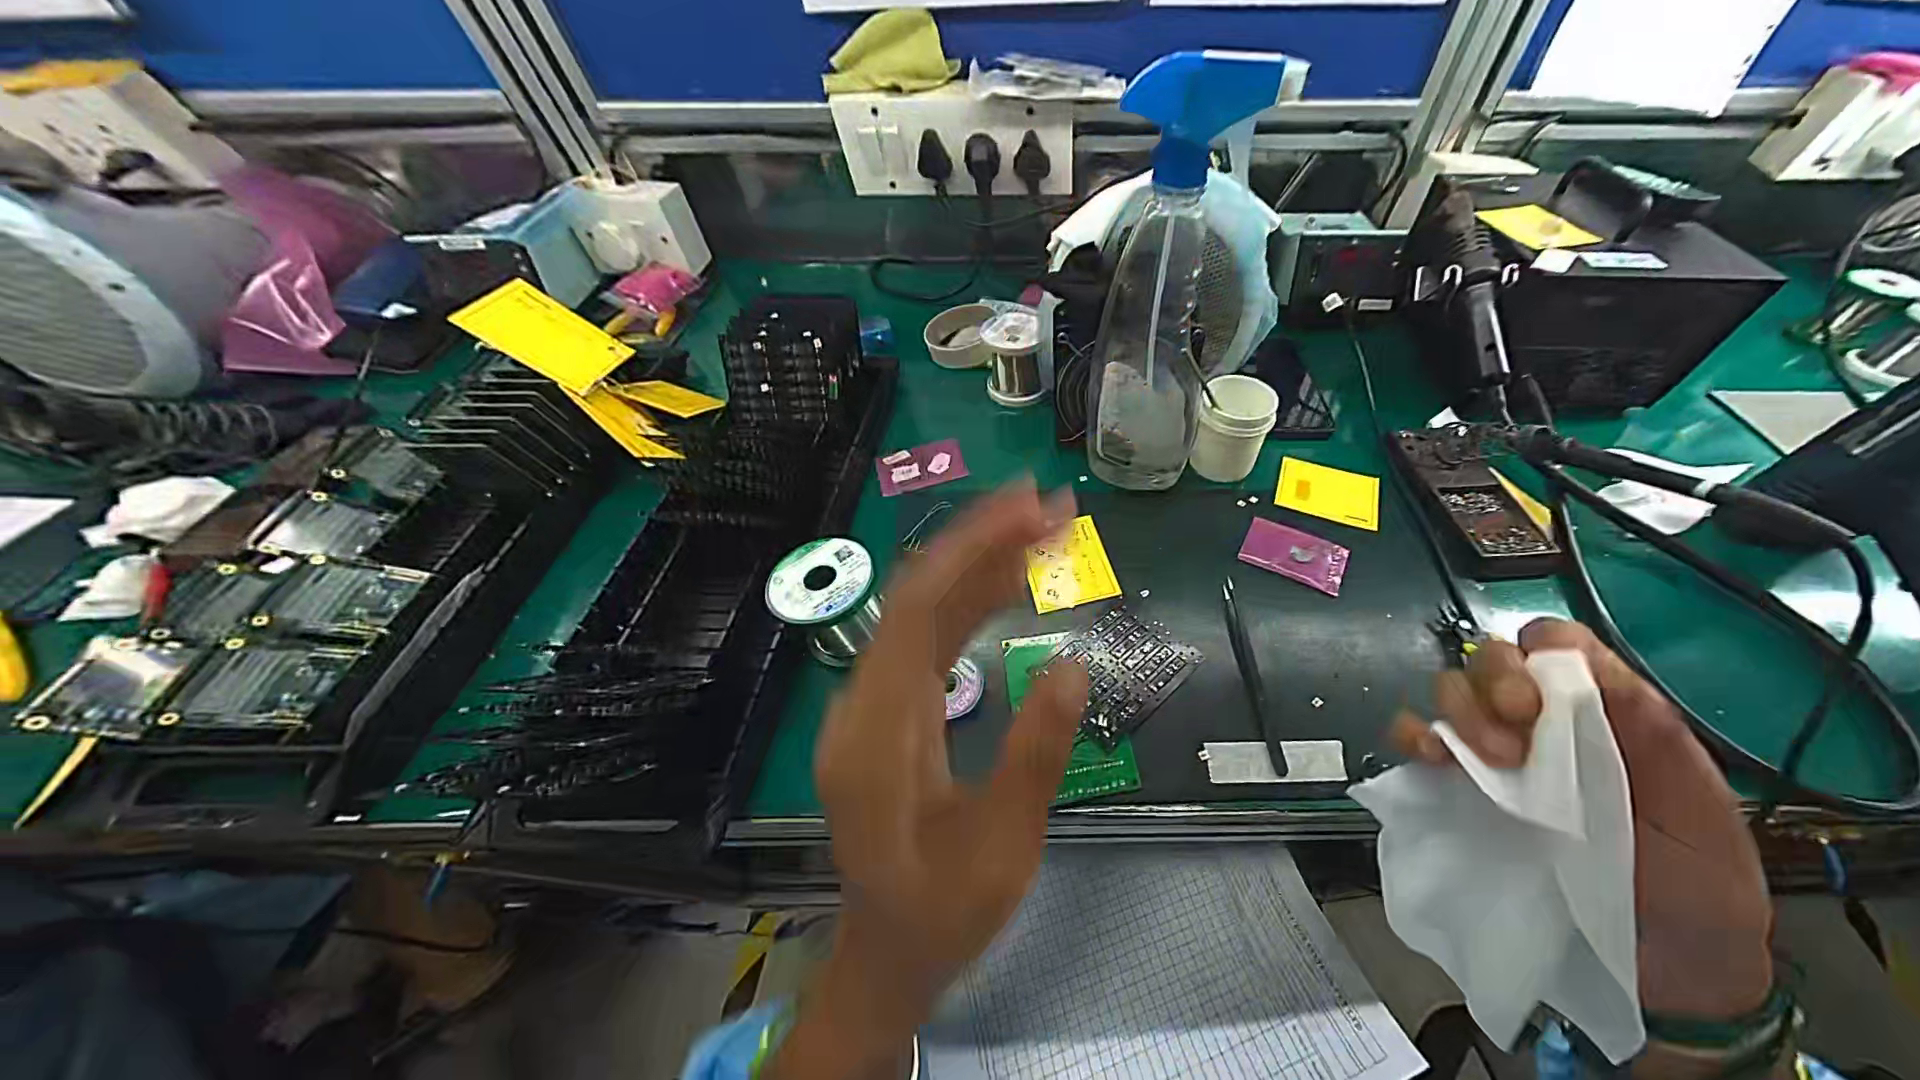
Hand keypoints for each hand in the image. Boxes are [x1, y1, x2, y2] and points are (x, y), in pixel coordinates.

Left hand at [767, 479, 1088, 1079]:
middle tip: (1048, 507)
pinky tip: (1009, 585)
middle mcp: (861, 703)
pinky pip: (927, 644)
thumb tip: (1071, 665)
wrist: (886, 952)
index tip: (1026, 510)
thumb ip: (1035, 754)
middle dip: (980, 545)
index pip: (915, 611)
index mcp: (876, 733)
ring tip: (1041, 532)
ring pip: (923, 615)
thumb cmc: (943, 912)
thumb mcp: (1003, 846)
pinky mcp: (888, 711)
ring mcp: (870, 705)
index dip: (968, 551)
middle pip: (916, 599)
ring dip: (979, 570)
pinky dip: (968, 609)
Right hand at [1391, 618, 1773, 1021]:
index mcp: (1605, 714)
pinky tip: (1428, 758)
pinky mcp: (1455, 783)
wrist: (1660, 967)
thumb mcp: (1697, 808)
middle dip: (1492, 683)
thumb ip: (1652, 734)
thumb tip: (1587, 663)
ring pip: (1449, 690)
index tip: (1542, 696)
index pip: (1557, 647)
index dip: (1539, 651)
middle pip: (1490, 660)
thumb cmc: (1694, 882)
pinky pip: (1415, 737)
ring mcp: (1492, 751)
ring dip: (1458, 711)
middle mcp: (1541, 721)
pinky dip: (1411, 735)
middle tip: (1515, 734)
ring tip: (1488, 762)